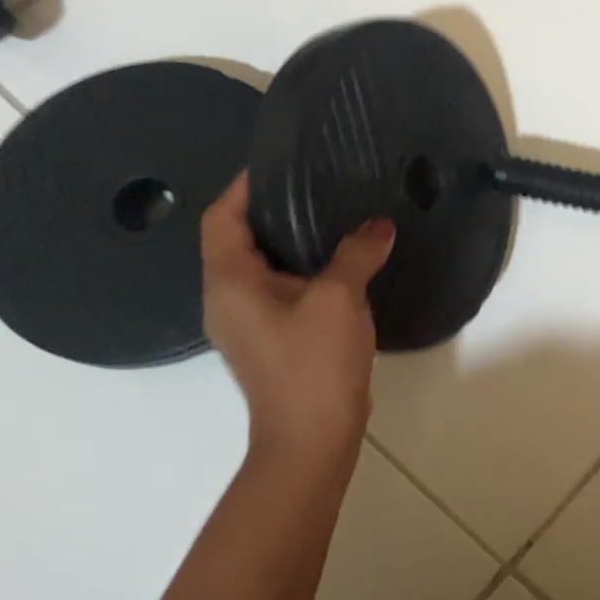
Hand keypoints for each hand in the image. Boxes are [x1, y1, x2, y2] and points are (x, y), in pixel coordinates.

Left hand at [201, 173, 395, 458]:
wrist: (311, 438)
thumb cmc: (313, 363)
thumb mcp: (339, 298)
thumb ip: (356, 253)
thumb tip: (379, 224)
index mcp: (229, 281)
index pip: (220, 217)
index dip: (243, 186)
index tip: (280, 162)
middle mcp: (226, 298)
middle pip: (237, 238)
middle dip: (271, 208)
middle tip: (315, 182)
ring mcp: (246, 322)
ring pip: (260, 265)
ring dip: (289, 239)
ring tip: (331, 213)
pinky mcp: (270, 338)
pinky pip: (278, 288)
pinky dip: (301, 267)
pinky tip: (340, 260)